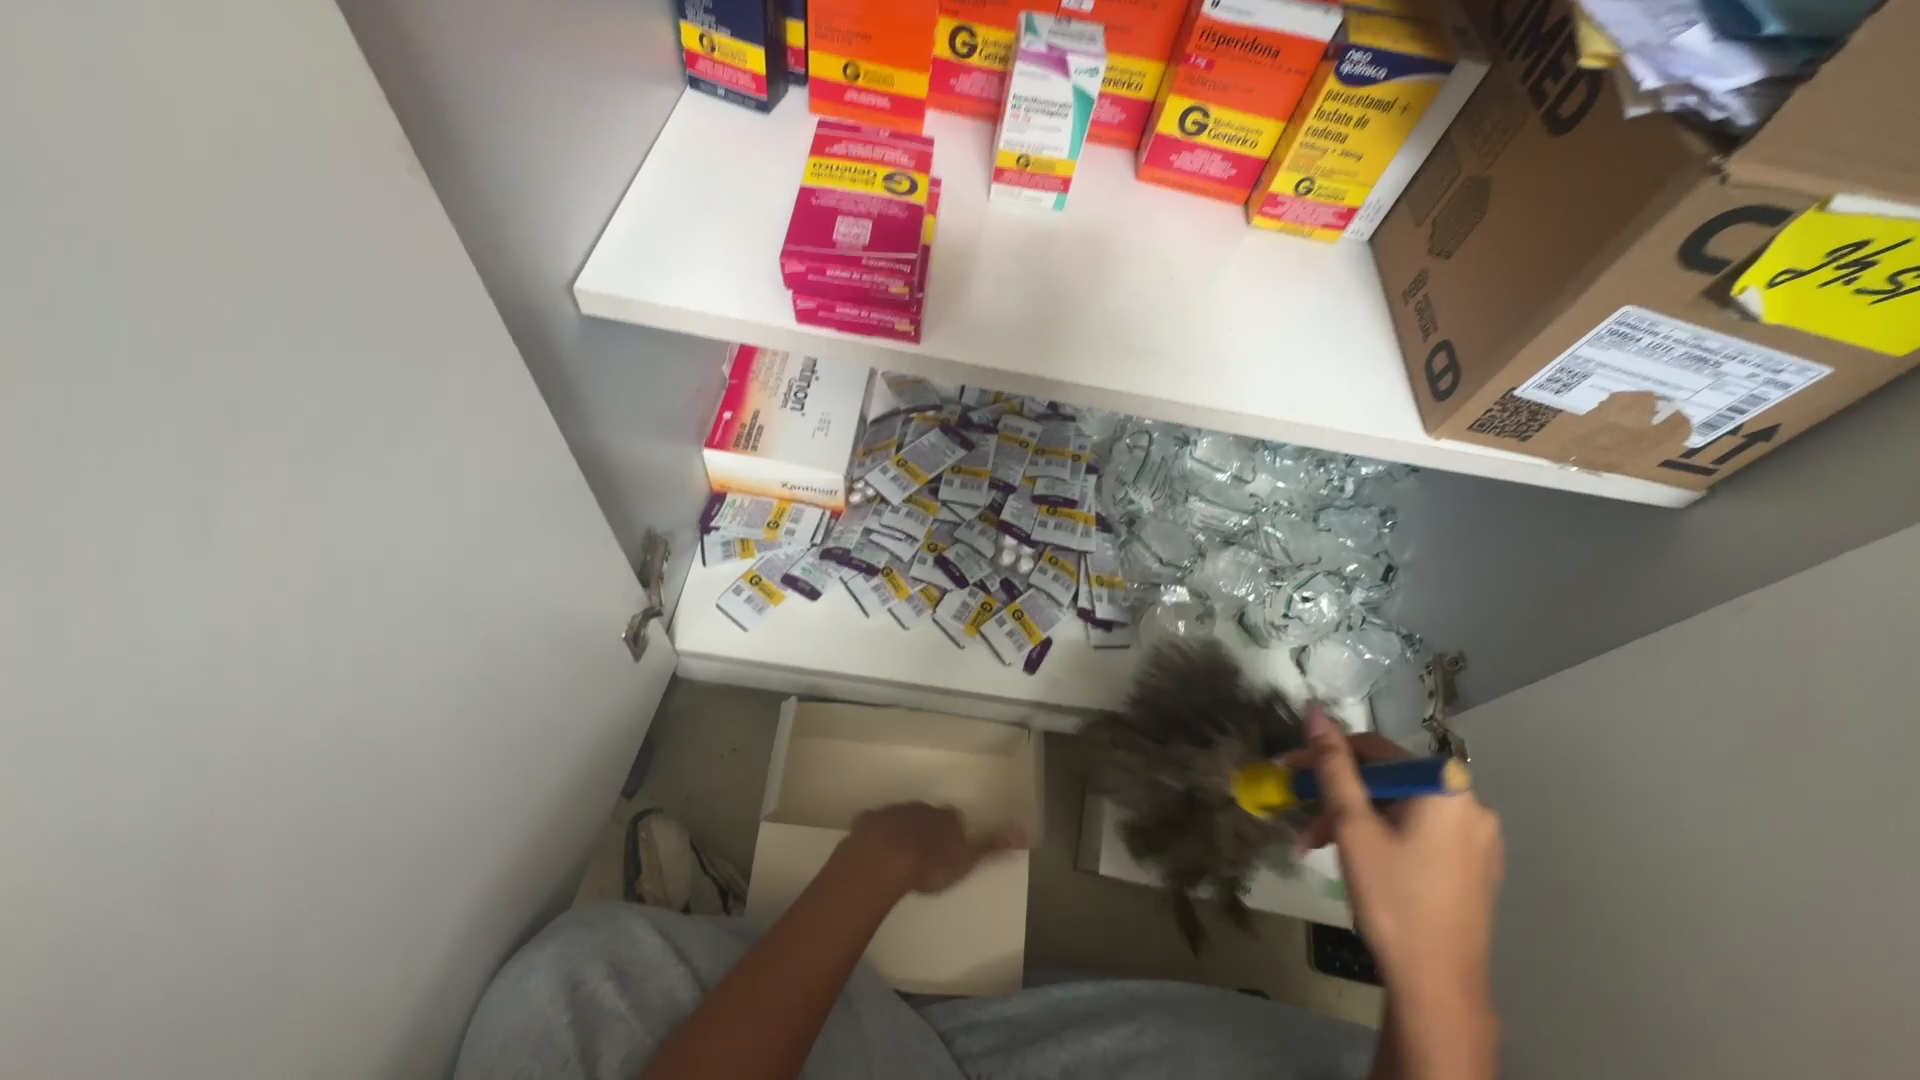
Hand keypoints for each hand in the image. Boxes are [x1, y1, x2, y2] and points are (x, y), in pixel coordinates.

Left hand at [845, 802, 1028, 895]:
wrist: (884, 857)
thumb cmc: (930, 863)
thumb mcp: (968, 859)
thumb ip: (995, 845)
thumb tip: (1029, 832)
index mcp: (947, 818)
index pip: (956, 819)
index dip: (954, 832)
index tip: (952, 847)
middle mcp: (922, 808)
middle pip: (928, 816)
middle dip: (927, 829)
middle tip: (925, 852)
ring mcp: (892, 812)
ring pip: (900, 818)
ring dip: (901, 831)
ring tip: (900, 854)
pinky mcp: (867, 821)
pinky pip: (874, 825)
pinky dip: (875, 834)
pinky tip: (873, 850)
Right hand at [1297, 707, 1504, 1010]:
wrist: (1438, 986)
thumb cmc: (1392, 899)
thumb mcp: (1352, 827)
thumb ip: (1333, 766)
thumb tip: (1315, 711)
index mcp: (1445, 785)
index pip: (1373, 748)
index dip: (1323, 755)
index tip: (1286, 770)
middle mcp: (1469, 802)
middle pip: (1387, 781)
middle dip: (1337, 798)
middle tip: (1300, 822)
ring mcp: (1477, 837)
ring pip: (1399, 810)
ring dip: (1354, 822)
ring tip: (1317, 850)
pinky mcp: (1475, 866)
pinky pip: (1419, 833)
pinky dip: (1383, 838)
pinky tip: (1358, 862)